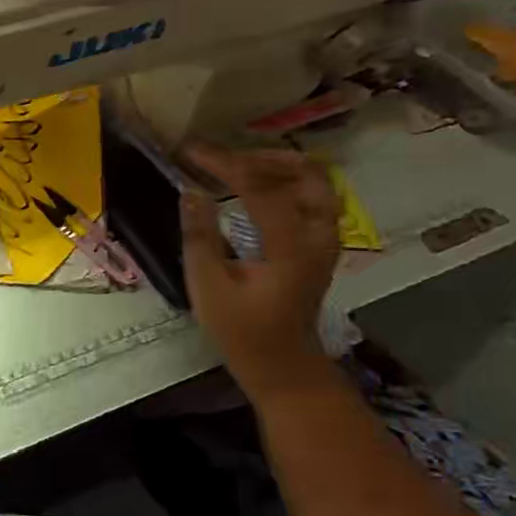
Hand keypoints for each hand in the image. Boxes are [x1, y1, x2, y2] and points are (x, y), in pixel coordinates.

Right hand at [179, 144, 342, 400]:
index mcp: (290, 248)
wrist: (282, 364)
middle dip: (261, 156)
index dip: (224, 163)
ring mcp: (325, 239)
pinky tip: (257, 186)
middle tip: (223, 158)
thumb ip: (199, 235)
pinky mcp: (321, 243)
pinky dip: (287, 181)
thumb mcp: (208, 287)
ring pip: (315, 181)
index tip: (191, 151)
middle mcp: (317, 237)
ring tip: (238, 166)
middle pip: (306, 173)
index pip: (260, 187)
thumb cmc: (241, 331)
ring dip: (278, 166)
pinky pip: (313, 196)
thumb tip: (190, 190)